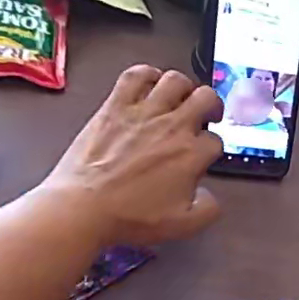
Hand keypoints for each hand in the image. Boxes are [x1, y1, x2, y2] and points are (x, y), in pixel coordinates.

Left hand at [42, 66, 223, 246]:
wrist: (84, 207)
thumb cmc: (130, 217)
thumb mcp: (182, 225)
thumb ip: (207, 209)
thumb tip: (210, 195)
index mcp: (190, 155)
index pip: (215, 141)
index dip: (211, 148)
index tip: (202, 155)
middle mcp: (172, 127)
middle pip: (206, 98)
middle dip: (211, 106)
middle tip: (206, 115)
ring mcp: (143, 112)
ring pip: (176, 80)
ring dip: (184, 87)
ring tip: (181, 98)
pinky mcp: (115, 106)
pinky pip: (136, 75)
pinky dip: (147, 74)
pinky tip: (150, 83)